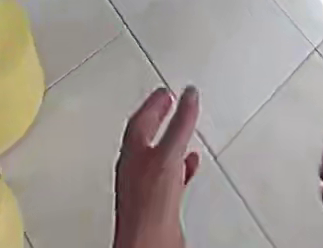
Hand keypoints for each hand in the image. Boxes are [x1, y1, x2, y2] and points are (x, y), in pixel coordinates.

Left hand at [114, 87, 200, 247]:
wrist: (151, 244)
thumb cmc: (149, 206)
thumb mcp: (169, 154)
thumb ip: (181, 123)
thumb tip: (189, 93)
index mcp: (133, 152)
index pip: (140, 119)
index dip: (153, 102)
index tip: (164, 90)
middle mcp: (136, 168)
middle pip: (145, 134)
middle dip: (158, 116)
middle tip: (168, 101)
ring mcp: (146, 186)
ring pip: (158, 154)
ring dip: (171, 137)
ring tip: (182, 126)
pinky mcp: (159, 203)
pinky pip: (171, 174)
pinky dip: (182, 163)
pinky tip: (190, 163)